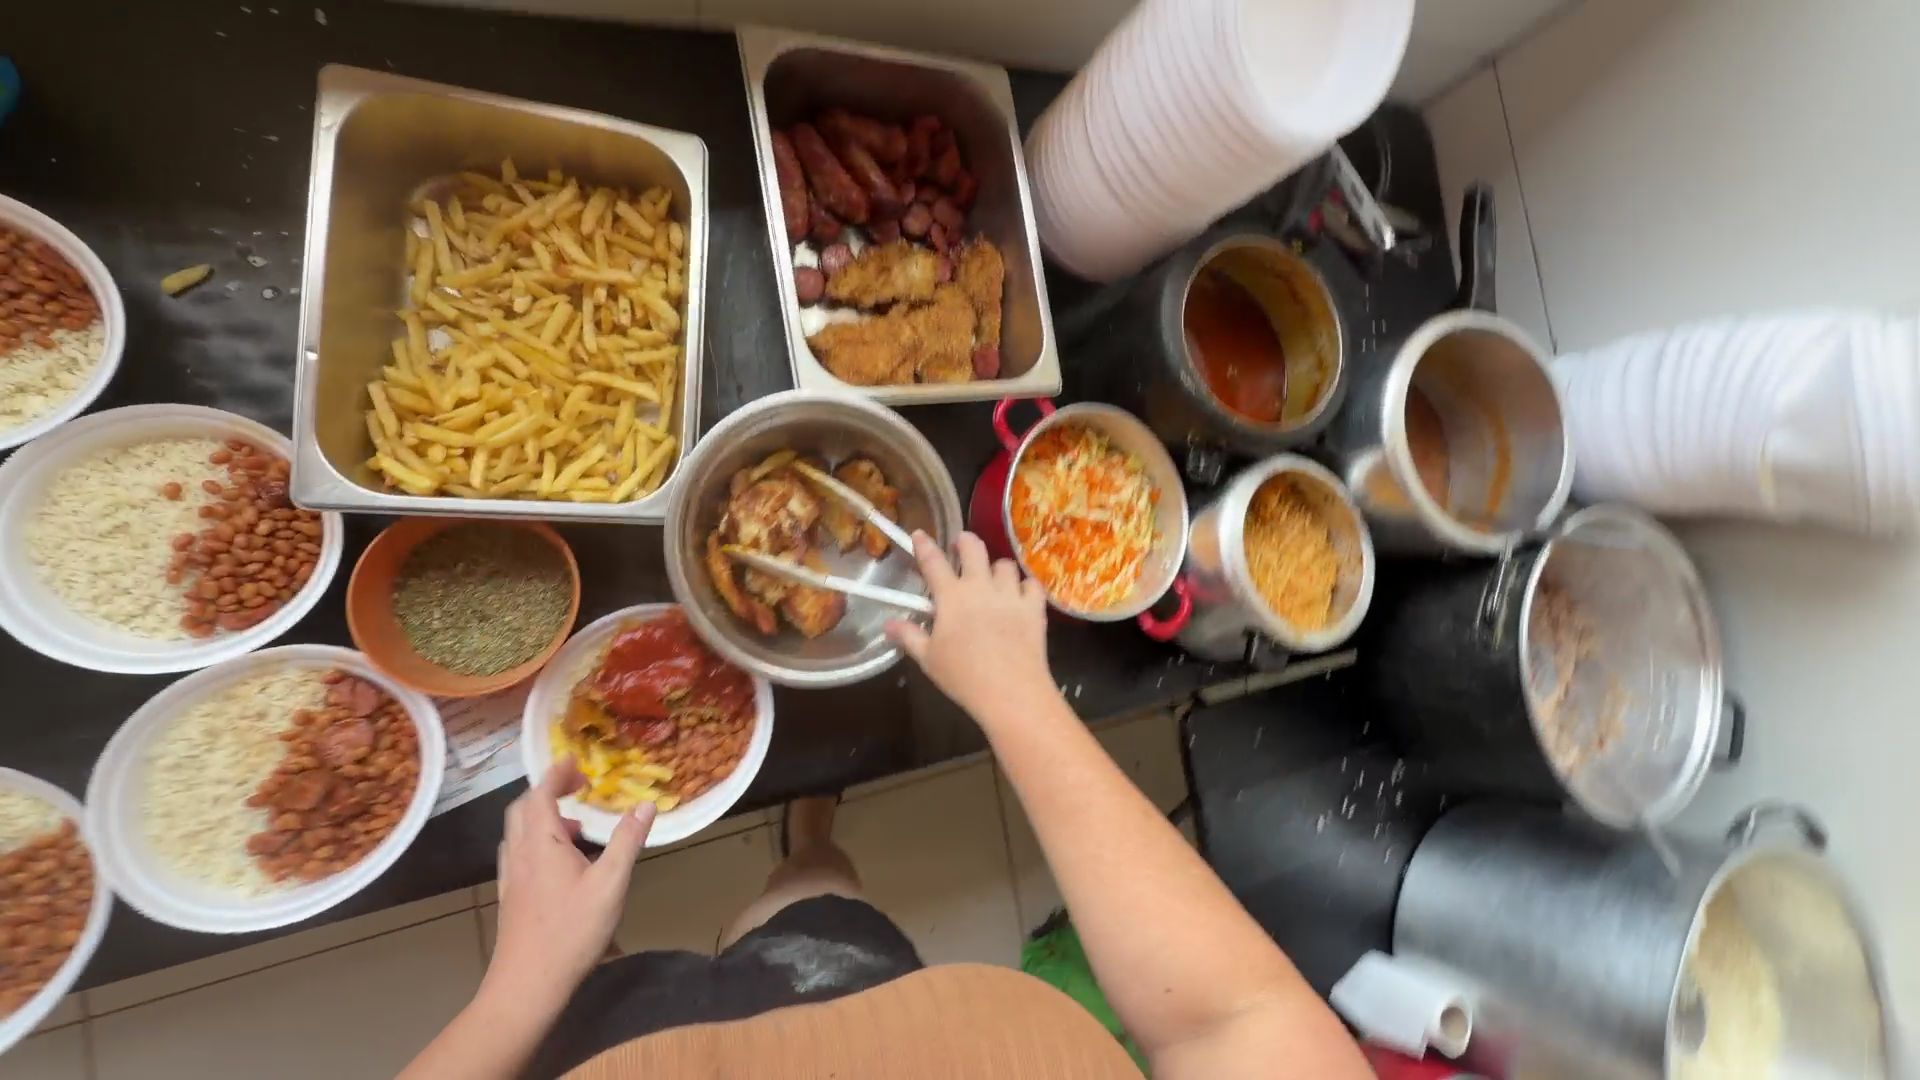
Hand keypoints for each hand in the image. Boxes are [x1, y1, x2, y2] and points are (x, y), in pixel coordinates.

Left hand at [484, 759, 653, 1014]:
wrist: (526, 986)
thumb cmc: (571, 930)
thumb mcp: (611, 883)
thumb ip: (627, 840)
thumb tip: (646, 804)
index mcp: (542, 844)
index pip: (541, 795)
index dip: (557, 774)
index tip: (575, 760)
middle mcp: (521, 854)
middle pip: (523, 809)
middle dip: (548, 789)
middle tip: (578, 784)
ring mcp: (512, 878)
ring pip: (519, 832)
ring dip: (542, 815)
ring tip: (576, 821)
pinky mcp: (512, 898)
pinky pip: (520, 853)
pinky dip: (538, 839)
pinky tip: (560, 860)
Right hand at [886, 531, 1053, 722]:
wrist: (1011, 690)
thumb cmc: (963, 676)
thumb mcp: (929, 659)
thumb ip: (910, 636)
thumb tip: (888, 624)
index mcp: (952, 597)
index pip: (933, 562)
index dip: (924, 546)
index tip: (919, 534)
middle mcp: (981, 587)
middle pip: (974, 548)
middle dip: (965, 541)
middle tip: (961, 545)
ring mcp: (1010, 595)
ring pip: (1005, 565)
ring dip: (996, 568)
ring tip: (993, 577)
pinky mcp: (1034, 607)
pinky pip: (1032, 585)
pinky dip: (1026, 586)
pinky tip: (1022, 595)